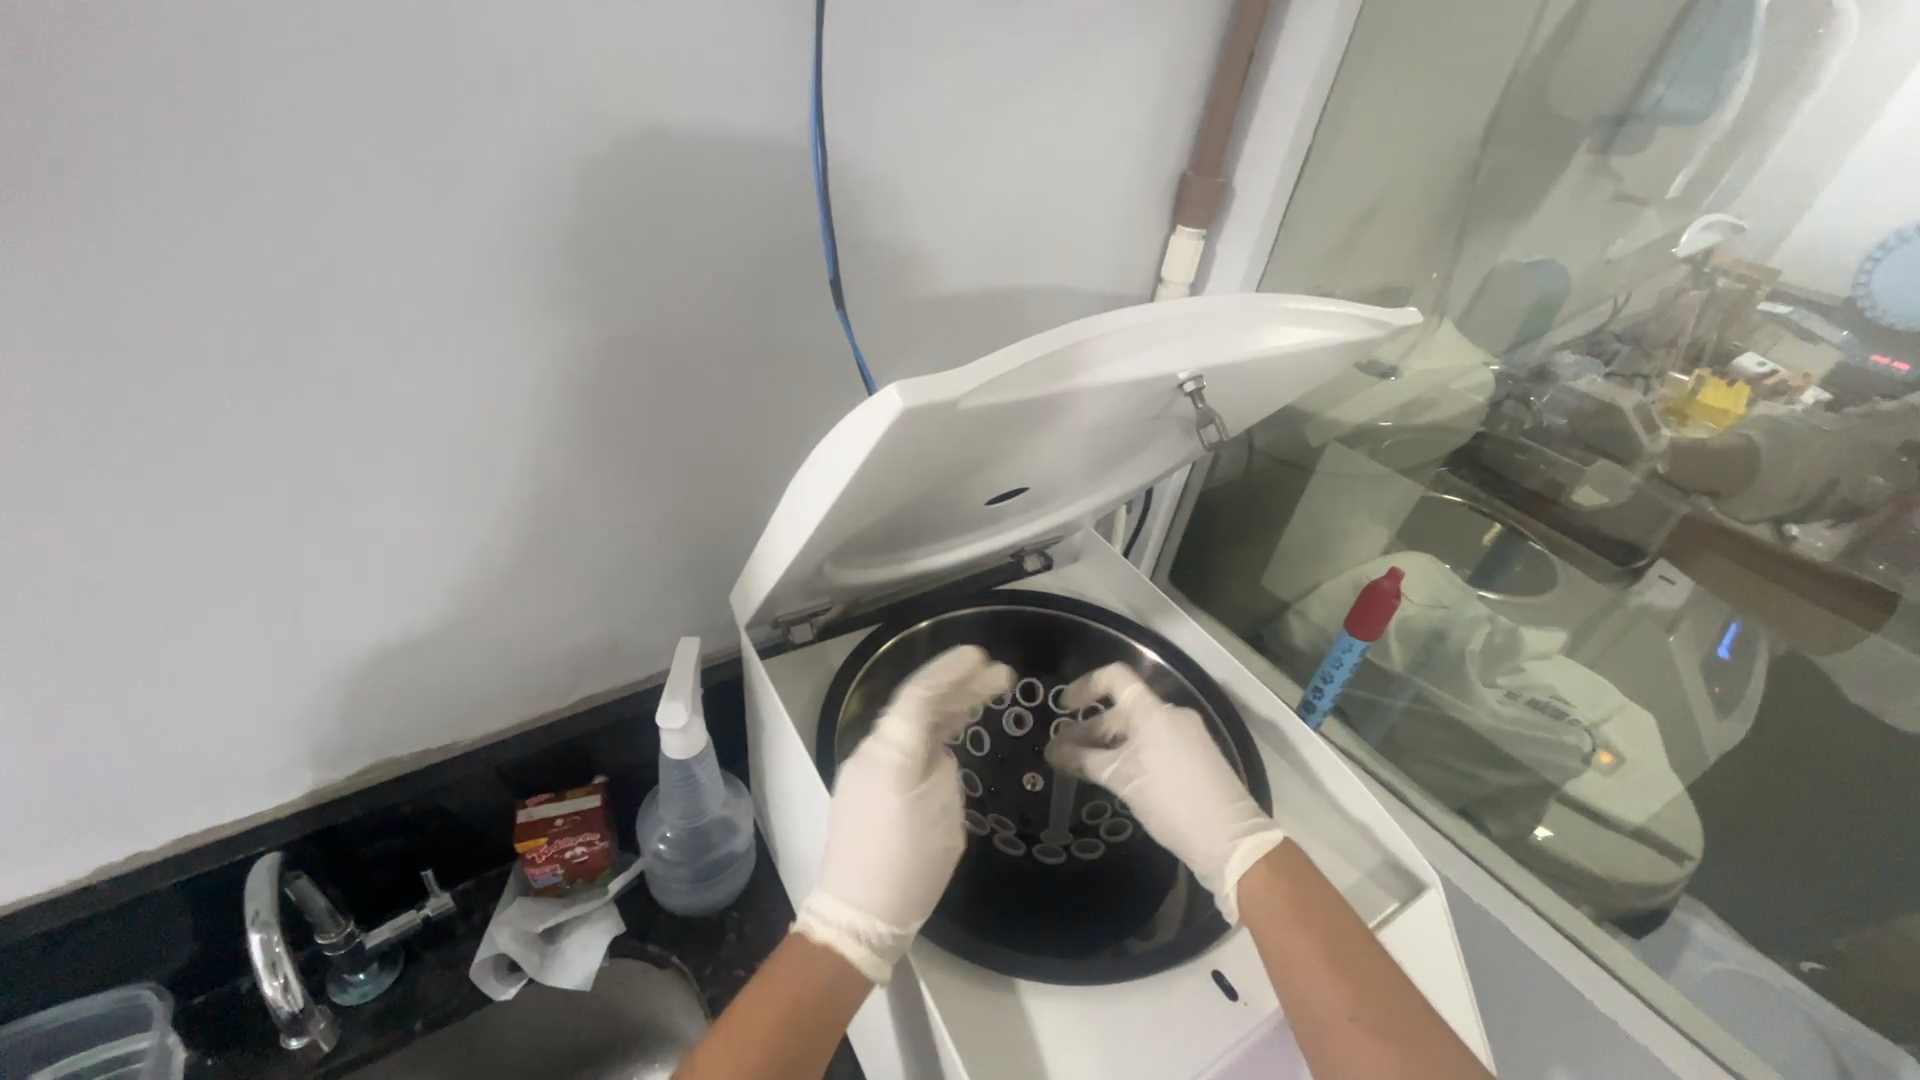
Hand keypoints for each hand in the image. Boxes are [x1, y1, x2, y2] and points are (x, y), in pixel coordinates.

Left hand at [794, 645, 1013, 983]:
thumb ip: (944, 771)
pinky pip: (900, 745)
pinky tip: (951, 732)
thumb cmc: (909, 869)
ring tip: (982, 695)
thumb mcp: (945, 818)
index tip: (981, 657)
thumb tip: (938, 754)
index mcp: (893, 754)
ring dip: (945, 708)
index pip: (922, 695)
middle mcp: (872, 750)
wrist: (857, 915)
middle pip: (916, 705)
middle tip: (999, 675)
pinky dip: (928, 732)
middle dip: (957, 686)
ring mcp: (863, 767)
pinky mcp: (862, 785)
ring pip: (908, 725)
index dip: (952, 671)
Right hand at [1046, 664, 1286, 923]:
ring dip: (1107, 745)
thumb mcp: (1121, 781)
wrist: (1230, 841)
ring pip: (1137, 730)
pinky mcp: (1195, 757)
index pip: (1115, 678)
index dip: (1085, 686)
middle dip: (1089, 729)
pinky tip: (1113, 777)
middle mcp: (1172, 715)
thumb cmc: (1171, 802)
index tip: (1063, 707)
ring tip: (1081, 768)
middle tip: (1061, 753)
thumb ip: (1083, 761)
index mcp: (1154, 712)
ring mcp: (1186, 736)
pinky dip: (1129, 754)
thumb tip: (1052, 751)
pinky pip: (1153, 745)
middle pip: (1122, 710)